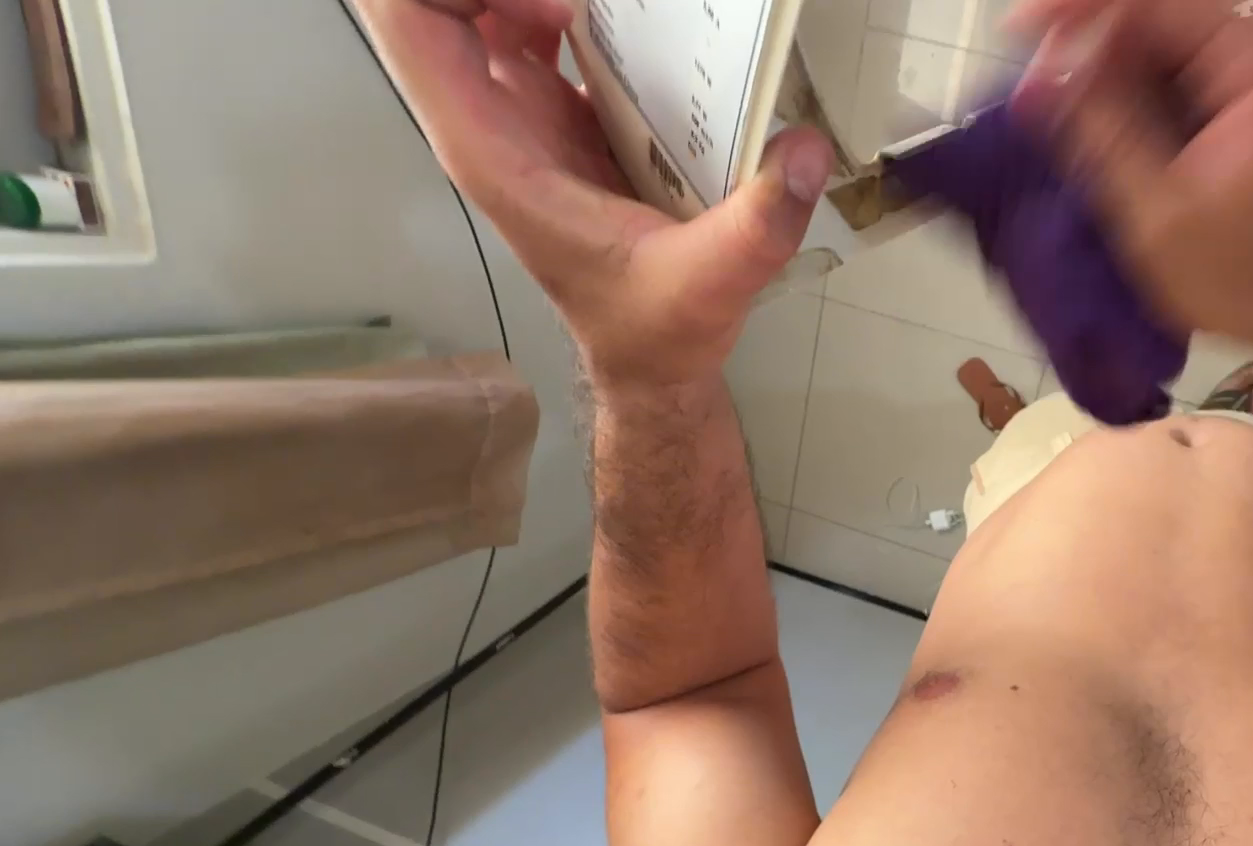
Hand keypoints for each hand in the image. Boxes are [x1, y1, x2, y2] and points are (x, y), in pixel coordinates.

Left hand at [353, 0, 832, 391]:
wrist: (655, 366)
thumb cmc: (661, 334)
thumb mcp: (714, 283)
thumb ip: (759, 224)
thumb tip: (808, 149)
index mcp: (497, 155)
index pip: (409, 17)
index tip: (565, 1)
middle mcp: (496, 126)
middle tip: (604, 0)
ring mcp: (525, 122)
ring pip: (486, 6)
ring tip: (628, 7)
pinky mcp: (563, 126)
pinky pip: (536, 32)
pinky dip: (573, 11)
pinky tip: (637, 26)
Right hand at [1009, 0, 1252, 361]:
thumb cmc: (1248, 279)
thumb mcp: (1159, 213)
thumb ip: (1100, 134)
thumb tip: (1041, 74)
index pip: (1154, 2)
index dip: (1076, 11)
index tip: (1015, 32)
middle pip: (1163, 22)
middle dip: (1090, 50)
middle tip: (1031, 92)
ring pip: (1172, 54)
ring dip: (1111, 80)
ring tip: (1055, 114)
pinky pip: (1189, 85)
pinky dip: (1141, 105)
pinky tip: (1102, 133)